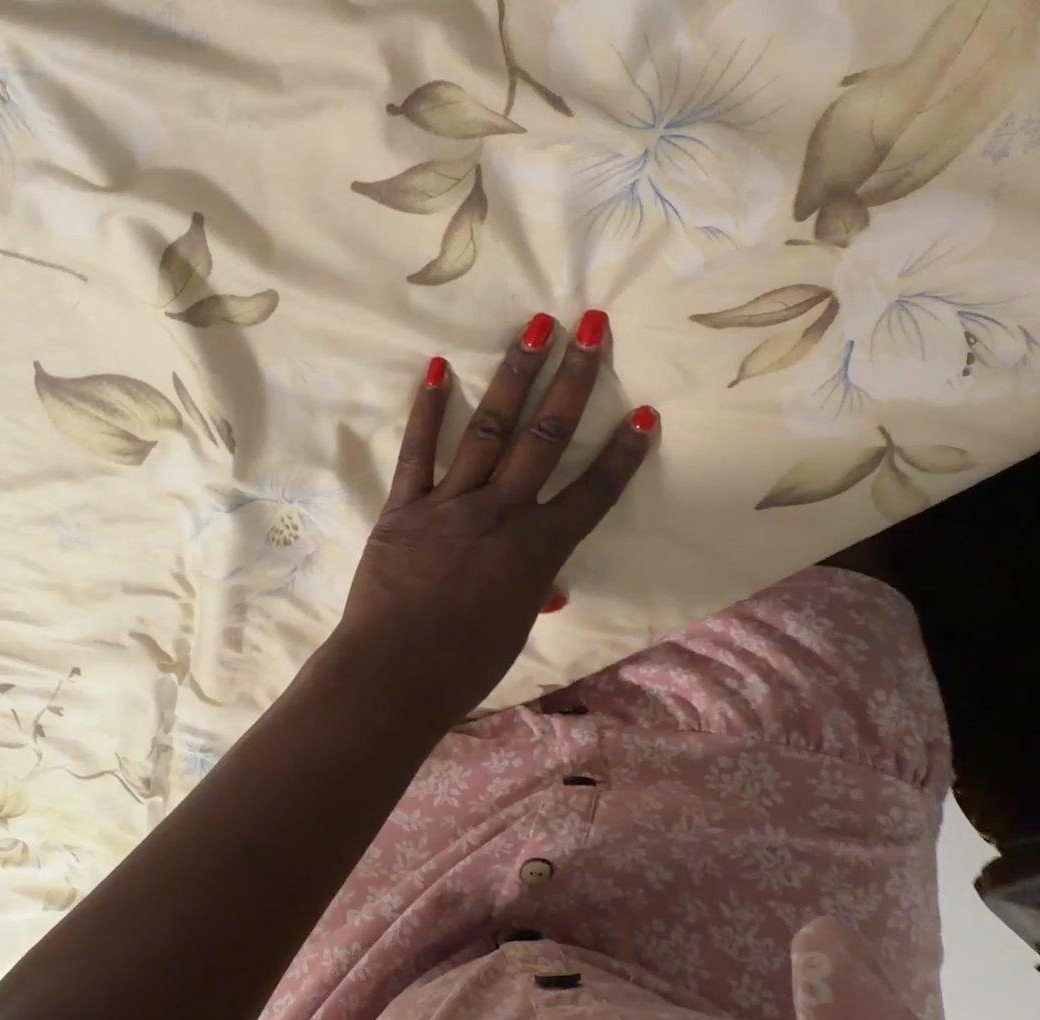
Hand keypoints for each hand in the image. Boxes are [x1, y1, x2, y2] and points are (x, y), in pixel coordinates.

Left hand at [327, 310, 656, 722]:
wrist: (393, 675)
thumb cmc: (461, 668)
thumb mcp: (513, 631)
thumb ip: (532, 593)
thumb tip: (551, 586)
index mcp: (537, 551)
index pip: (593, 493)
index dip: (622, 453)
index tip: (645, 412)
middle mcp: (500, 515)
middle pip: (546, 438)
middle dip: (574, 380)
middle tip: (592, 327)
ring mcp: (450, 505)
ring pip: (490, 430)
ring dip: (515, 374)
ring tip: (536, 326)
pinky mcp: (404, 507)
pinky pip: (418, 452)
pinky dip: (427, 411)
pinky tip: (436, 369)